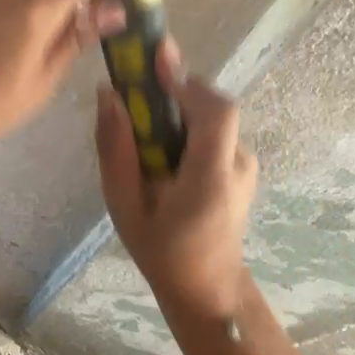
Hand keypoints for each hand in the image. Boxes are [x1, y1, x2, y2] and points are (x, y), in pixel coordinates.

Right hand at [95, 40, 257, 317]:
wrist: (208, 291)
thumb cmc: (163, 251)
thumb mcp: (124, 205)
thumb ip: (116, 149)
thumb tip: (108, 92)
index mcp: (211, 177)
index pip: (216, 111)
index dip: (186, 83)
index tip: (154, 63)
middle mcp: (238, 163)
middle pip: (212, 105)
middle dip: (175, 90)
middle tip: (138, 91)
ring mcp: (246, 164)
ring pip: (211, 114)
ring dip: (180, 109)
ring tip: (147, 131)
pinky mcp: (243, 164)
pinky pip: (213, 129)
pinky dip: (188, 125)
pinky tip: (165, 149)